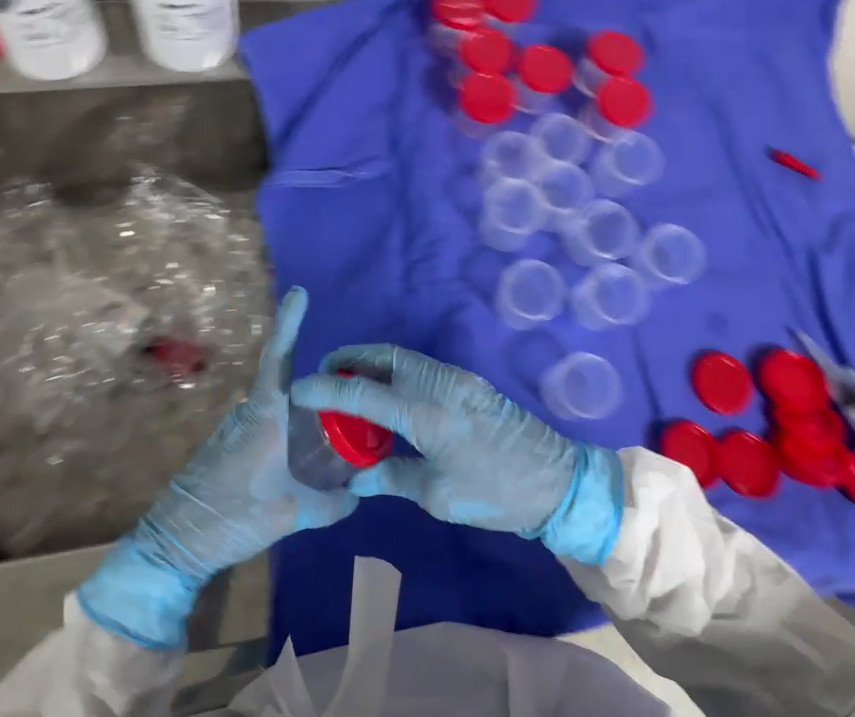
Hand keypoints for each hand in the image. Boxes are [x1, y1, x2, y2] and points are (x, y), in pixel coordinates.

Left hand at [77, 288, 357, 647]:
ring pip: (279, 408)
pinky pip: (270, 426)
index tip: (299, 293)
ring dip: (306, 410)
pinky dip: (291, 429)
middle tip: (355, 384)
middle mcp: (250, 415)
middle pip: (287, 383)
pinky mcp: (231, 449)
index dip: (289, 323)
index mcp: (264, 418)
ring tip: (341, 421)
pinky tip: (309, 450)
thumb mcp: (287, 516)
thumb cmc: (230, 518)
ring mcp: (237, 431)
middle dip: (319, 381)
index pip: (278, 358)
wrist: (175, 544)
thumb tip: (358, 495)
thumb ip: (328, 505)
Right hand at [291, 345, 622, 564]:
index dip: (325, 390)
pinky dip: (396, 373)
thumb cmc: (495, 494)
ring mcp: (459, 379)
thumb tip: (357, 478)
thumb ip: (393, 478)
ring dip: (373, 364)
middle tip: (324, 375)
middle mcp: (440, 385)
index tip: (297, 389)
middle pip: (384, 357)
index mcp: (426, 414)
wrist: (557, 481)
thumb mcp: (438, 496)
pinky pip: (423, 368)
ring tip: (350, 385)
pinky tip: (387, 396)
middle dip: (349, 360)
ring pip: (405, 358)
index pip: (362, 394)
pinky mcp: (471, 384)